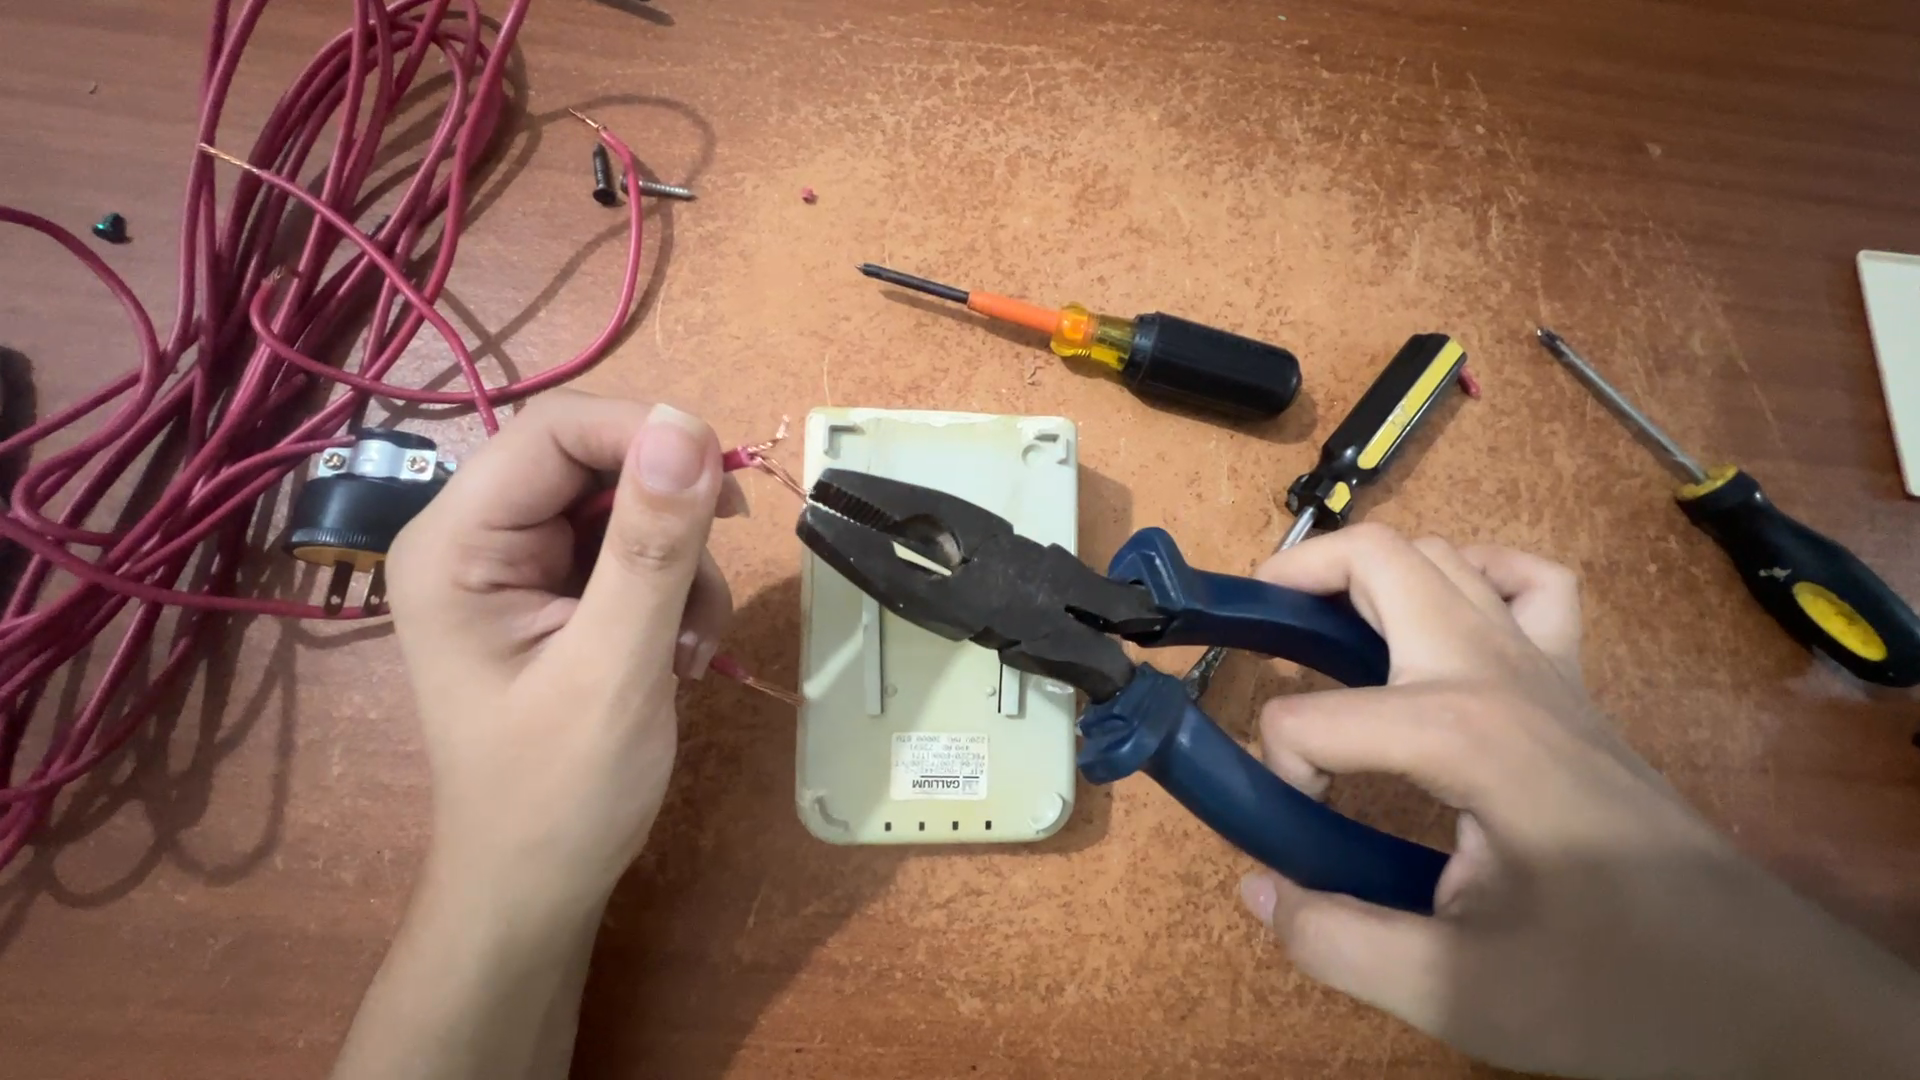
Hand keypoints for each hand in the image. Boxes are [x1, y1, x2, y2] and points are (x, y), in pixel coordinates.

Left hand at [385, 391, 745, 916]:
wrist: (542, 883)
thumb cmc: (561, 792)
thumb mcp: (616, 665)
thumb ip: (651, 547)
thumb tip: (687, 427)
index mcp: (458, 544)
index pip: (554, 432)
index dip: (646, 437)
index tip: (725, 486)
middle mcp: (483, 538)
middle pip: (601, 466)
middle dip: (673, 521)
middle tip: (713, 576)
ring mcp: (526, 568)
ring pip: (637, 510)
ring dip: (686, 569)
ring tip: (690, 651)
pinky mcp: (566, 595)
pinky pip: (644, 554)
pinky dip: (682, 595)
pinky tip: (682, 658)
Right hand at [1237, 525, 1919, 1078]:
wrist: (1767, 991)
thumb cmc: (1615, 986)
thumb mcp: (1461, 992)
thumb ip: (1337, 942)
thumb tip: (1258, 890)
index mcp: (1460, 734)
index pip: (1314, 720)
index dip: (1281, 764)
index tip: (1295, 815)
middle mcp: (1493, 671)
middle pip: (1380, 560)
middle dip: (1298, 575)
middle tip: (1257, 618)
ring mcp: (1542, 664)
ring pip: (1441, 556)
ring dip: (1368, 571)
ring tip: (1323, 620)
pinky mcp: (1571, 679)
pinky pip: (1528, 581)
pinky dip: (1472, 571)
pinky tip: (1440, 613)